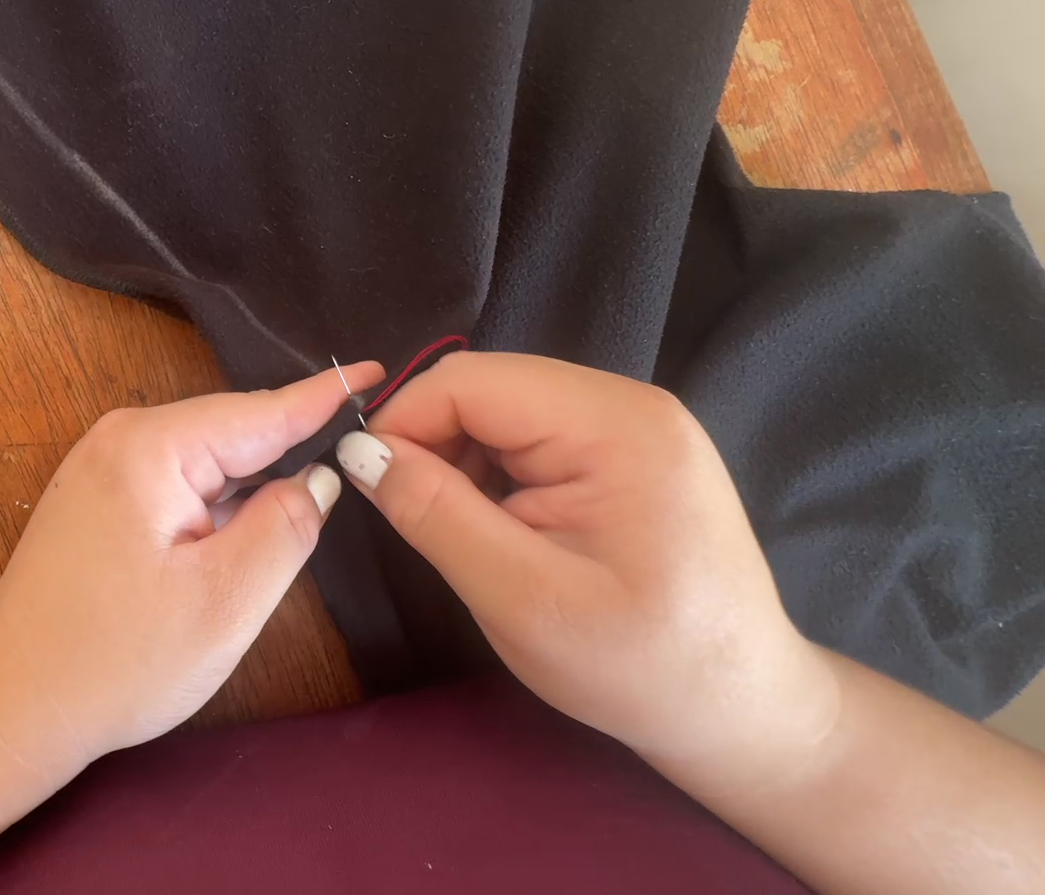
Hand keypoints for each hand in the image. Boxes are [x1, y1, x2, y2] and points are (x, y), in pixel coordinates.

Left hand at [0, 362, 382, 772]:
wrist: (10, 702)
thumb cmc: (116, 660)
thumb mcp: (223, 602)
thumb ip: (284, 527)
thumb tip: (317, 476)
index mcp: (150, 447)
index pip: (258, 411)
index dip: (323, 396)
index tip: (378, 372)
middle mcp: (121, 438)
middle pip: (230, 433)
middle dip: (289, 449)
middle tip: (359, 457)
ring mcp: (103, 466)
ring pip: (204, 461)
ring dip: (251, 483)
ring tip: (308, 497)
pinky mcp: (98, 497)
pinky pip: (177, 482)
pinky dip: (216, 501)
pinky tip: (238, 528)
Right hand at [335, 352, 840, 786]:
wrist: (738, 711)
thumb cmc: (638, 666)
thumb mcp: (521, 599)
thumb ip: (434, 514)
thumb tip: (356, 451)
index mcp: (614, 427)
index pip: (467, 382)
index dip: (402, 422)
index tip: (370, 485)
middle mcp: (623, 402)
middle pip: (480, 386)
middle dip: (426, 440)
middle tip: (414, 513)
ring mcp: (624, 421)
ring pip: (491, 405)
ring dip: (452, 455)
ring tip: (460, 525)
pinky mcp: (617, 445)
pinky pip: (518, 429)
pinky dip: (481, 466)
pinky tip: (492, 518)